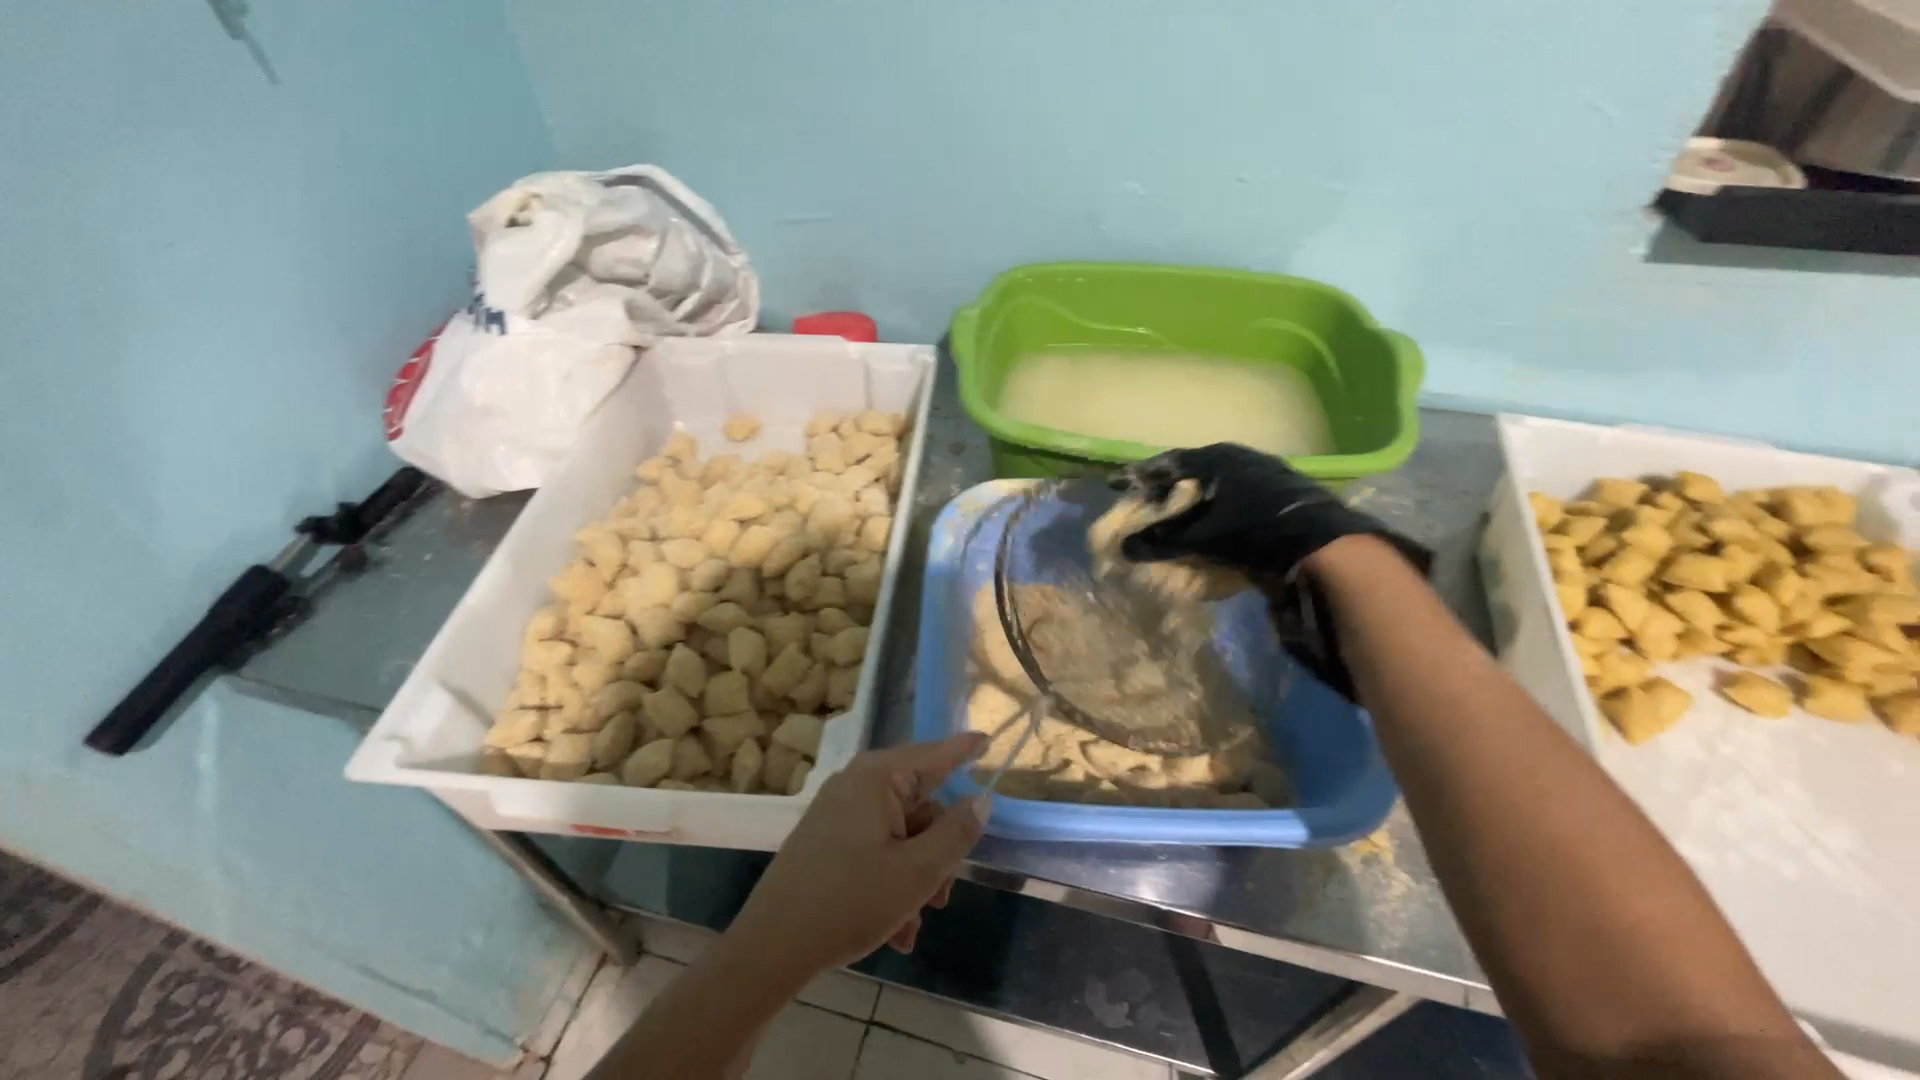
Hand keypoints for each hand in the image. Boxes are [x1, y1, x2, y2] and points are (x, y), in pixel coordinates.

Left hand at [726, 734, 990, 980]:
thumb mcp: (917, 872)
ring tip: (912, 926)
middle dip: (938, 854)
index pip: (935, 755)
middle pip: (921, 805)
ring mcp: (838, 811)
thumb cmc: (849, 903)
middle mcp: (856, 784)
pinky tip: (895, 930)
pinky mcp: (826, 839)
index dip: (965, 749)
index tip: (989, 740)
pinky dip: (891, 883)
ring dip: (916, 878)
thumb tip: (980, 800)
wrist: (770, 948)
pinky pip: (876, 849)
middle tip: (942, 898)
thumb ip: (956, 832)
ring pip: (901, 835)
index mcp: (877, 778)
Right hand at [1116, 443, 1426, 579]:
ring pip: (1220, 485)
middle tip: (1150, 503)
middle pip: (1195, 471)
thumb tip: (1123, 548)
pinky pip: (1240, 498)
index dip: (1142, 476)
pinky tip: (1218, 526)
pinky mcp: (1286, 494)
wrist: (1324, 545)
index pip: (1169, 462)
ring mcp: (1268, 473)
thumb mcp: (1202, 537)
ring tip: (1181, 517)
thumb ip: (1162, 541)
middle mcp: (1242, 457)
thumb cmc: (1254, 531)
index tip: (1121, 484)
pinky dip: (1222, 511)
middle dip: (1170, 488)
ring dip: (1198, 500)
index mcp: (1217, 458)